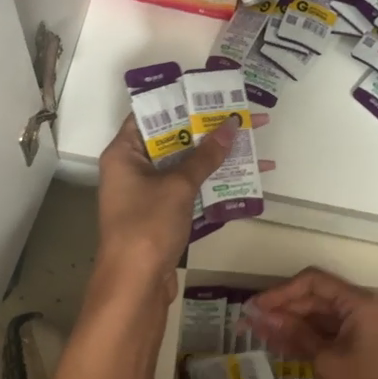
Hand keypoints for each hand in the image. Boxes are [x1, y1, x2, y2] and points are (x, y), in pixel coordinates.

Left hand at [94, 111, 272, 283]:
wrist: (135, 285)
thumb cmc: (148, 226)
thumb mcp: (178, 186)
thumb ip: (205, 156)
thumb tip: (229, 126)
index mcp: (124, 153)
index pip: (150, 115)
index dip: (181, 102)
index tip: (211, 92)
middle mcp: (132, 169)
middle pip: (173, 140)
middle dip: (209, 130)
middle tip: (243, 115)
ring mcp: (147, 193)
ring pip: (186, 166)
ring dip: (216, 157)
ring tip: (253, 142)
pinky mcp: (163, 215)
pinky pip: (190, 190)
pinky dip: (213, 183)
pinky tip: (246, 178)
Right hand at [247, 268, 377, 378]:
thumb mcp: (324, 359)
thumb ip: (294, 332)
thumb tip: (262, 316)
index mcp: (360, 303)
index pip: (314, 282)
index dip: (281, 292)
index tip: (255, 307)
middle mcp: (364, 308)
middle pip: (316, 298)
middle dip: (283, 309)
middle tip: (250, 321)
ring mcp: (363, 327)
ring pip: (319, 316)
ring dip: (290, 324)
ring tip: (257, 332)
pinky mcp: (360, 345)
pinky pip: (328, 333)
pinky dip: (305, 337)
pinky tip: (278, 343)